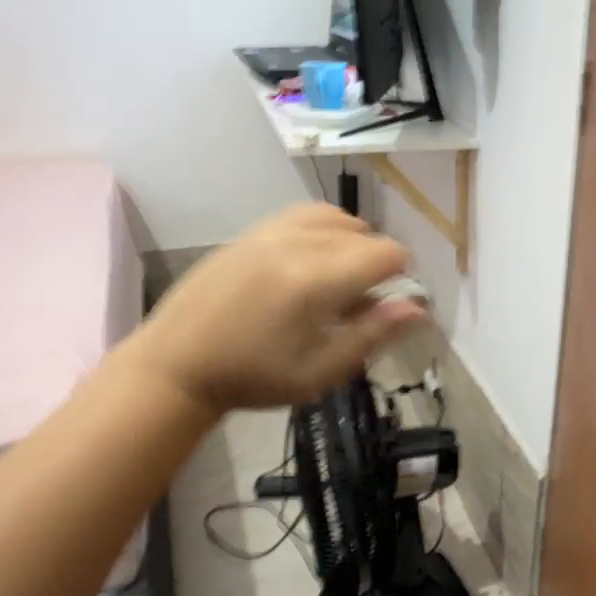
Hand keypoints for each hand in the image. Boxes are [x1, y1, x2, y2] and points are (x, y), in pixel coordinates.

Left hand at [121, 204, 426, 411]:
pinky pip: (301, 215)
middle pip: (363, 234)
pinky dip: (321, 231)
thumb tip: (419, 309)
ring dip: (350, 243)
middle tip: (357, 308)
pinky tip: (309, 264)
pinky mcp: (248, 233)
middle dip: (374, 265)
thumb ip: (371, 336)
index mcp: (315, 280)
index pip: (386, 254)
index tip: (386, 309)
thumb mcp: (319, 372)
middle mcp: (295, 243)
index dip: (401, 279)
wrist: (176, 365)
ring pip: (334, 218)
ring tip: (337, 282)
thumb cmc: (253, 379)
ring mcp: (268, 232)